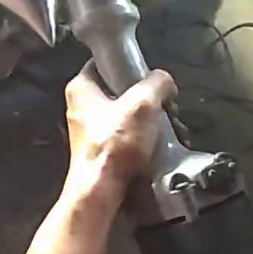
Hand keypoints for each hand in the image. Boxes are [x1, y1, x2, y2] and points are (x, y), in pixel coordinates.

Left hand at [65, 65, 173, 199]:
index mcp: (81, 87)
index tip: (152, 79)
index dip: (132, 66)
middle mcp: (81, 107)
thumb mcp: (144, 102)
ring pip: (128, 116)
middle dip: (149, 100)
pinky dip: (145, 140)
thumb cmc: (116, 143)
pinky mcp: (101, 152)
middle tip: (167, 108)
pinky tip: (160, 148)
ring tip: (170, 131)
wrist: (101, 191)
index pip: (107, 62)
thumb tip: (166, 83)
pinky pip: (127, 137)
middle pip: (122, 92)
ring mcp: (91, 132)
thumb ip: (158, 82)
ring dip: (152, 122)